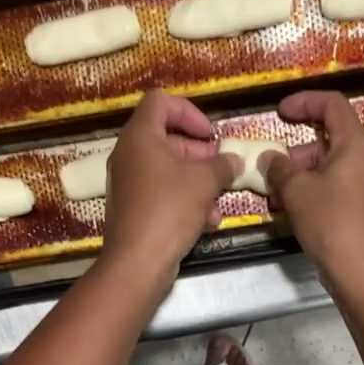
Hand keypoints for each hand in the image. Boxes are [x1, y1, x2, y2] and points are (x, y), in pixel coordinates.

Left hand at [99, 89, 239, 286]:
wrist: (137, 262)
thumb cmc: (169, 210)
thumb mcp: (204, 182)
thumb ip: (222, 166)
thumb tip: (234, 162)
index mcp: (140, 136)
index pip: (161, 101)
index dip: (190, 112)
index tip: (211, 135)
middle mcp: (129, 155)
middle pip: (167, 138)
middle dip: (199, 152)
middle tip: (221, 167)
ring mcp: (130, 183)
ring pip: (169, 170)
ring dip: (198, 181)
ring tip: (219, 198)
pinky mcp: (134, 209)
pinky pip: (162, 193)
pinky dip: (185, 200)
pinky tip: (207, 220)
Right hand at [259, 91, 363, 282]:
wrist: (358, 270)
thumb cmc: (330, 222)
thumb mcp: (296, 191)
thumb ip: (279, 168)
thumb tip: (268, 158)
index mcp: (354, 143)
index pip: (332, 104)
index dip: (304, 101)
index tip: (280, 112)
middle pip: (328, 135)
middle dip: (296, 147)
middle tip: (272, 164)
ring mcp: (363, 182)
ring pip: (326, 163)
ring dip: (298, 172)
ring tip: (275, 191)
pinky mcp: (358, 204)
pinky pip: (331, 184)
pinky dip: (309, 188)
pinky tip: (288, 206)